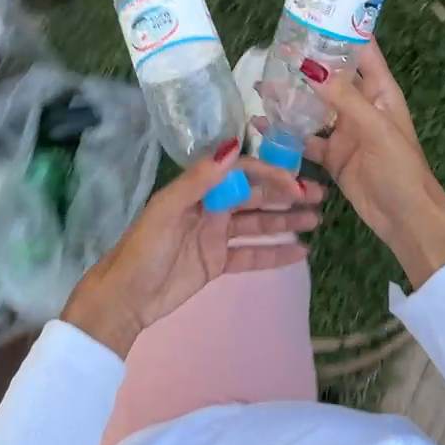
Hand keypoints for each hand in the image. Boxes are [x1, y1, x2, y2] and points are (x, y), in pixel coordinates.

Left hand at [60, 143, 325, 358]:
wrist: (125, 299)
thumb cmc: (143, 249)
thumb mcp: (168, 209)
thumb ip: (200, 179)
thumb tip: (234, 145)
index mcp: (198, 189)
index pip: (242, 173)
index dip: (269, 174)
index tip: (295, 182)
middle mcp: (210, 207)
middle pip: (255, 196)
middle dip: (286, 195)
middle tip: (319, 197)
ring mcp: (216, 236)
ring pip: (258, 224)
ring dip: (286, 221)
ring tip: (316, 221)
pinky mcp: (218, 263)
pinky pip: (252, 255)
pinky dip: (275, 253)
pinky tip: (300, 251)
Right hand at [287, 39, 444, 288]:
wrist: (405, 219)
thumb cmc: (399, 168)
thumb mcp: (374, 128)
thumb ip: (342, 97)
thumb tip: (308, 65)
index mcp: (380, 92)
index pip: (361, 51)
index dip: (340, 31)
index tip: (314, 14)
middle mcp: (361, 105)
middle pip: (332, 76)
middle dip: (307, 62)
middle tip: (275, 48)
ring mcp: (345, 130)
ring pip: (314, 106)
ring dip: (292, 96)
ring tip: (262, 83)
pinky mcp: (332, 155)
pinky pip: (306, 138)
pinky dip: (286, 131)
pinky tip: (263, 123)